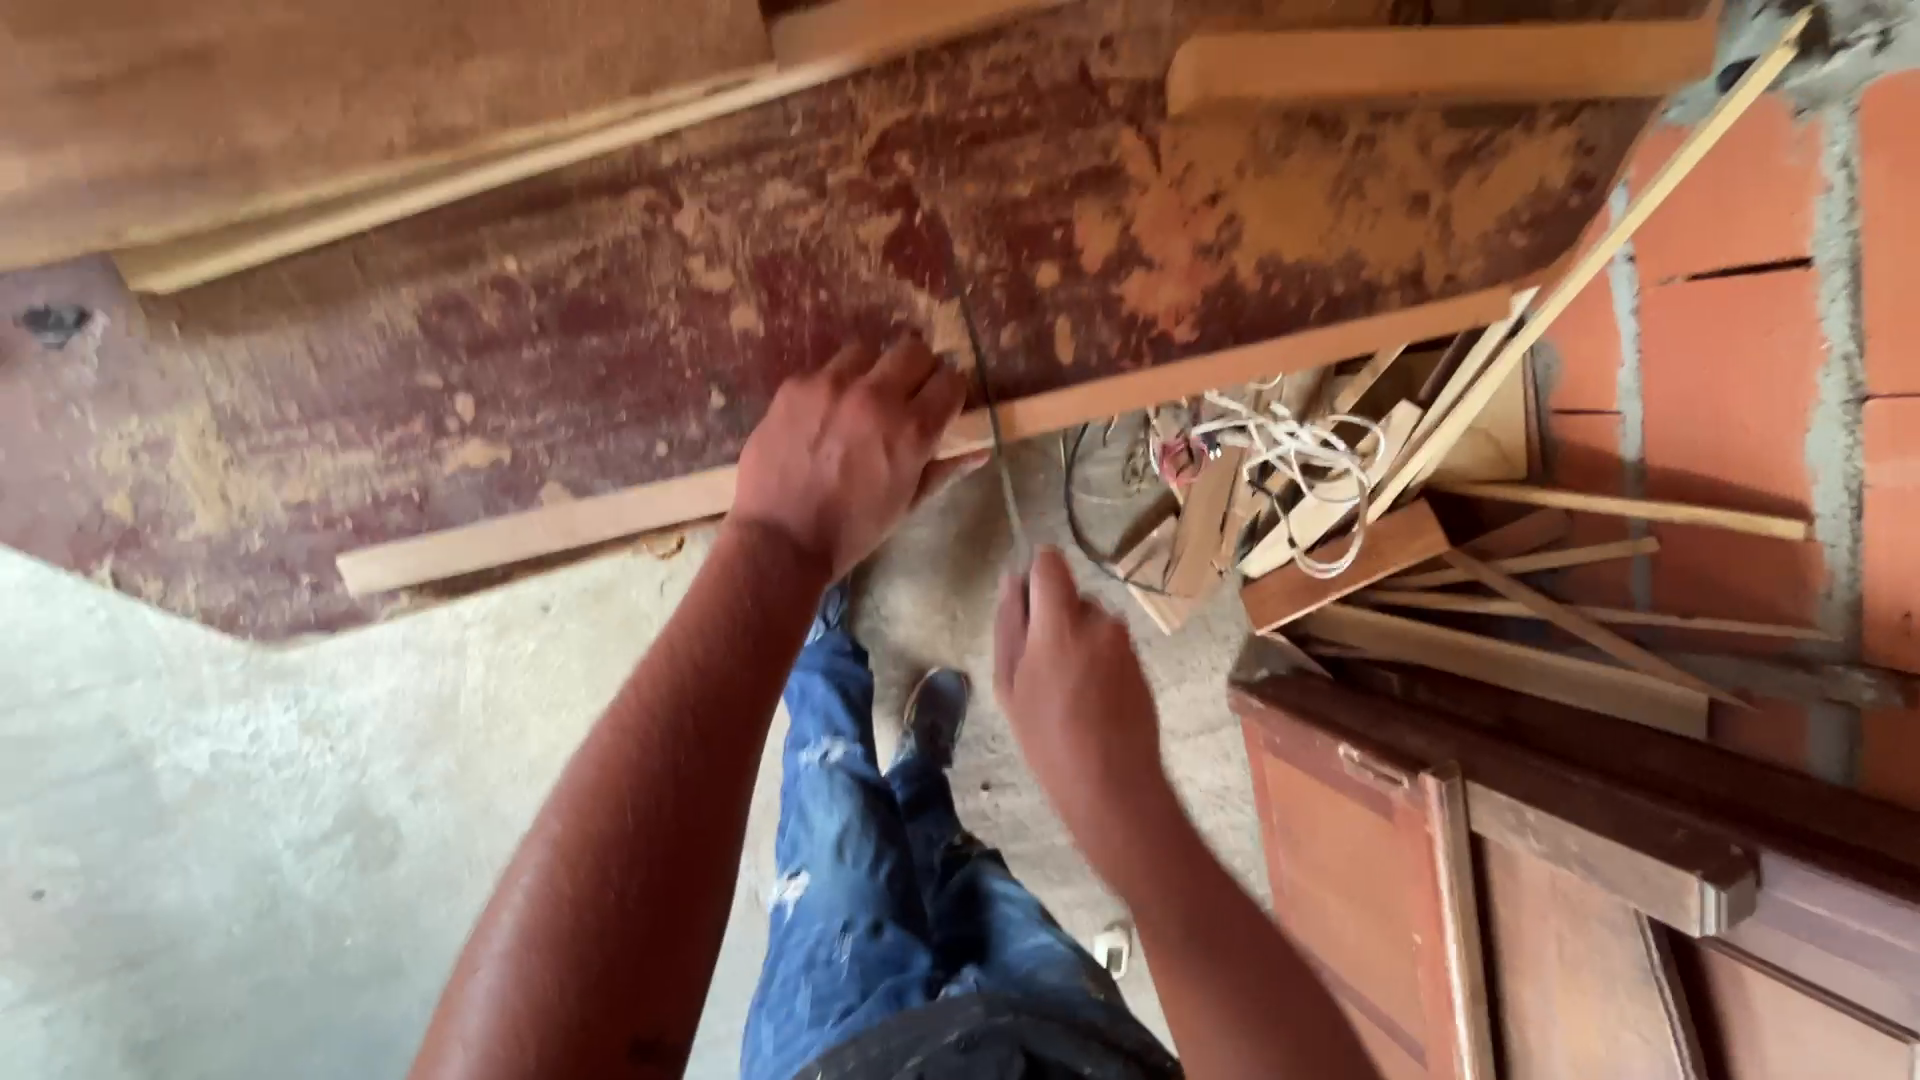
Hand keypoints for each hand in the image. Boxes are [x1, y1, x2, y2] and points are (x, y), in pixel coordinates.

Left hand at [731, 338, 980, 580]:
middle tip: (906, 395)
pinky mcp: (795, 386)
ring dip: (873, 371)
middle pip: (914, 350)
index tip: (941, 405)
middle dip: (918, 370)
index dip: (950, 393)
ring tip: (861, 400)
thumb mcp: (907, 504)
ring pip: (867, 351)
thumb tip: (980, 452)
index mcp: (912, 430)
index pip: (952, 381)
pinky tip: (823, 416)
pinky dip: (832, 387)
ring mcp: (831, 386)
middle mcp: (876, 397)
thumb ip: (945, 469)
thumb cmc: (854, 530)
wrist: (781, 539)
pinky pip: (824, 370)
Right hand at [993, 547, 1177, 875]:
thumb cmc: (1048, 737)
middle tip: (1040, 666)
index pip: (1049, 562)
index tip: (1025, 602)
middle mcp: (1100, 620)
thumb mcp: (1009, 684)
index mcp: (1061, 620)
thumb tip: (1010, 581)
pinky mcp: (1141, 663)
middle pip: (1070, 595)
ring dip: (1077, 640)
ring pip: (1091, 622)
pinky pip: (1110, 645)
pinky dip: (1097, 660)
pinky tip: (1090, 699)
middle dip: (1053, 618)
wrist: (1113, 784)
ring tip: (1066, 689)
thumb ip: (1009, 624)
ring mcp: (1126, 641)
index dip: (1035, 573)